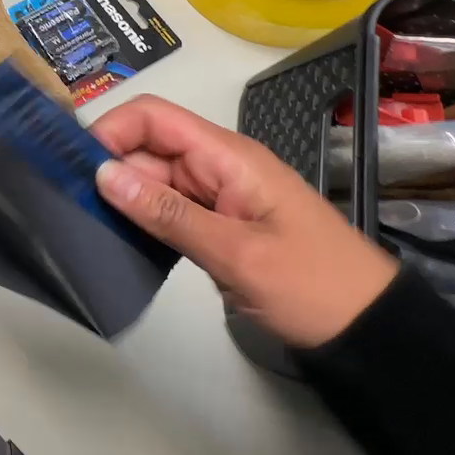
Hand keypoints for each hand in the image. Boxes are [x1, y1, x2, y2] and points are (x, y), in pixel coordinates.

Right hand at [89, 95, 396, 347]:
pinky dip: (142, 216)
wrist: (376, 336)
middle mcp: (217, 165)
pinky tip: (121, 235)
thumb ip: (166, 213)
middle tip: (77, 203)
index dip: (112, 130)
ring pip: (151, 177)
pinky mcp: (216, 221)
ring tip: (91, 220)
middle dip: (110, 167)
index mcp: (228, 156)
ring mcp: (217, 194)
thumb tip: (102, 175)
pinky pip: (165, 205)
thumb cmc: (315, 287)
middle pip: (146, 146)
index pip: (154, 117)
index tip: (80, 167)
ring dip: (123, 195)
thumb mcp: (238, 254)